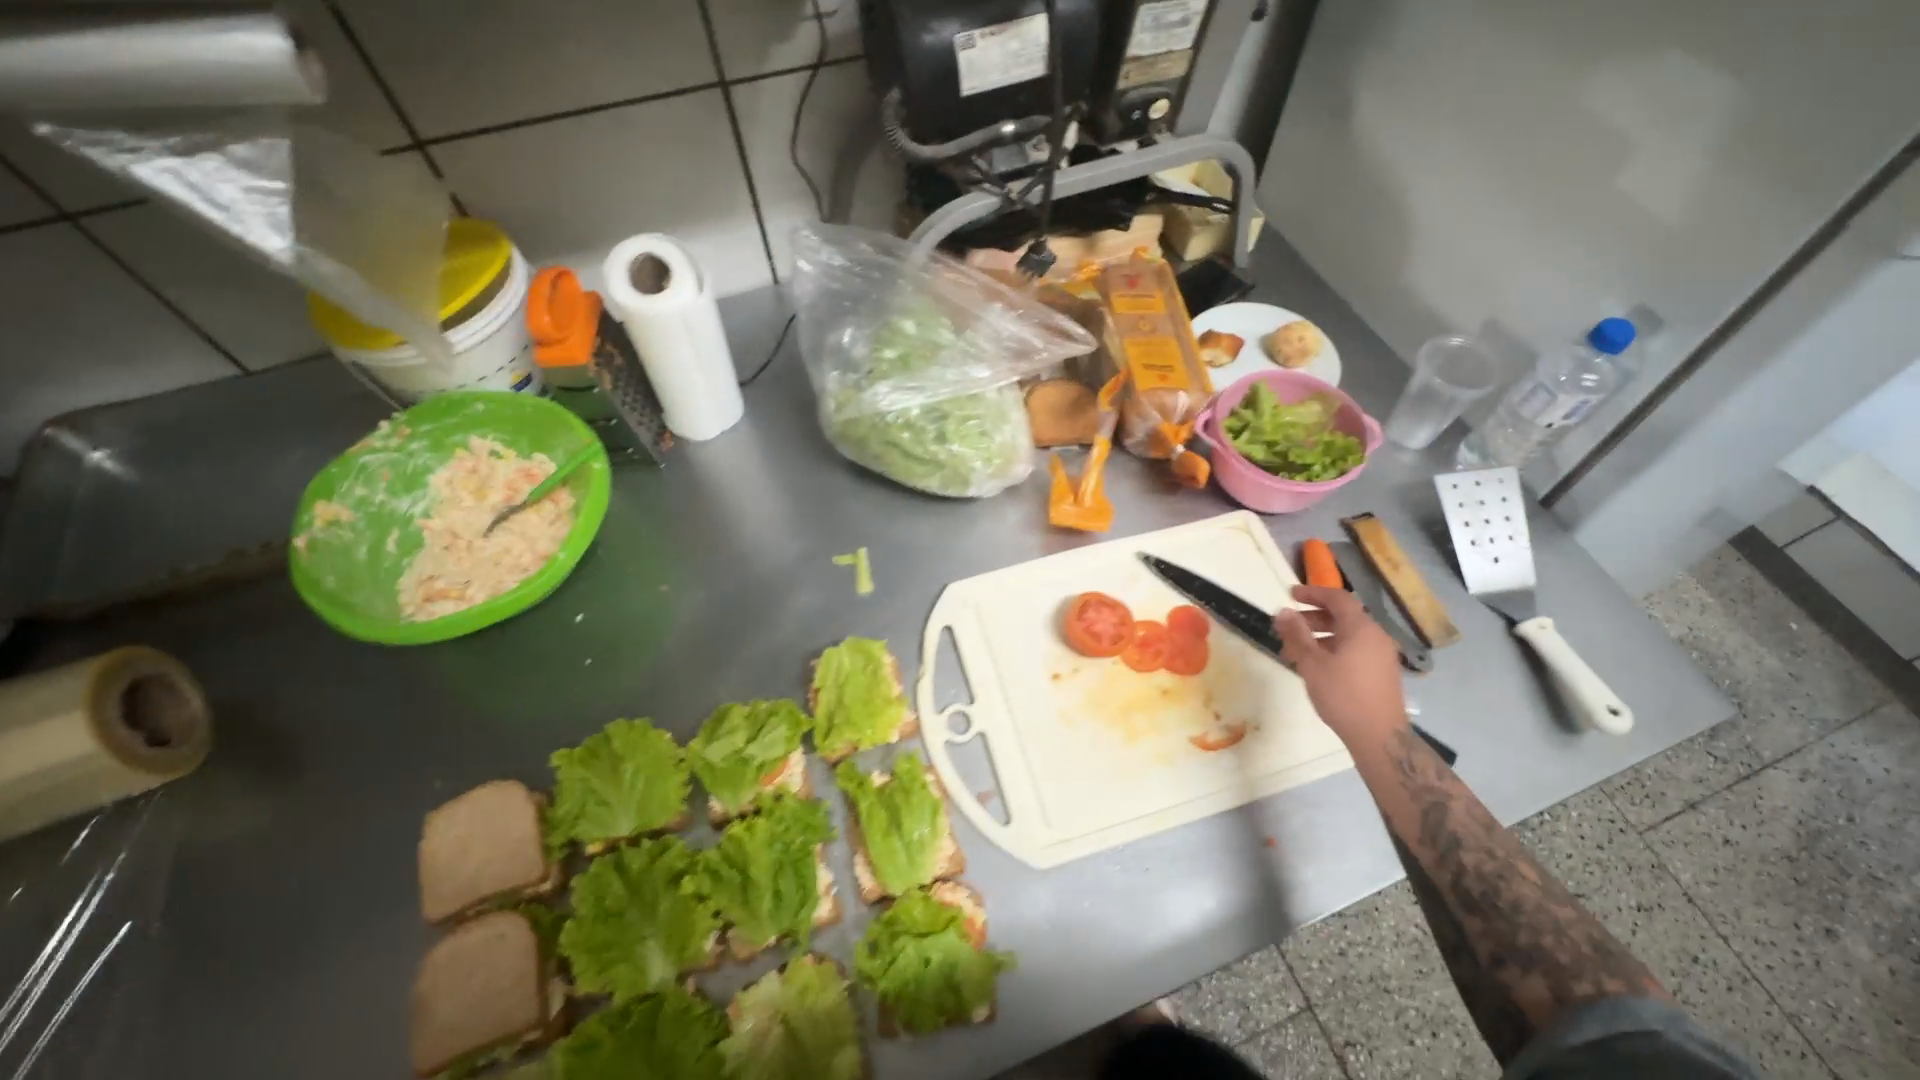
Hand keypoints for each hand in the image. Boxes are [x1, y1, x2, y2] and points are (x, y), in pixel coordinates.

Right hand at [1273, 584, 1408, 750]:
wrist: (1379, 735)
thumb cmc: (1342, 695)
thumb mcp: (1312, 663)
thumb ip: (1297, 635)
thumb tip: (1283, 611)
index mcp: (1361, 628)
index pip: (1338, 598)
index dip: (1313, 593)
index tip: (1290, 594)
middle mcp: (1376, 636)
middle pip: (1344, 616)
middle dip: (1314, 617)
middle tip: (1289, 625)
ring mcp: (1382, 654)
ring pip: (1349, 634)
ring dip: (1322, 635)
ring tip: (1297, 651)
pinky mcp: (1382, 671)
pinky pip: (1356, 649)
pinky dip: (1335, 648)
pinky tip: (1318, 666)